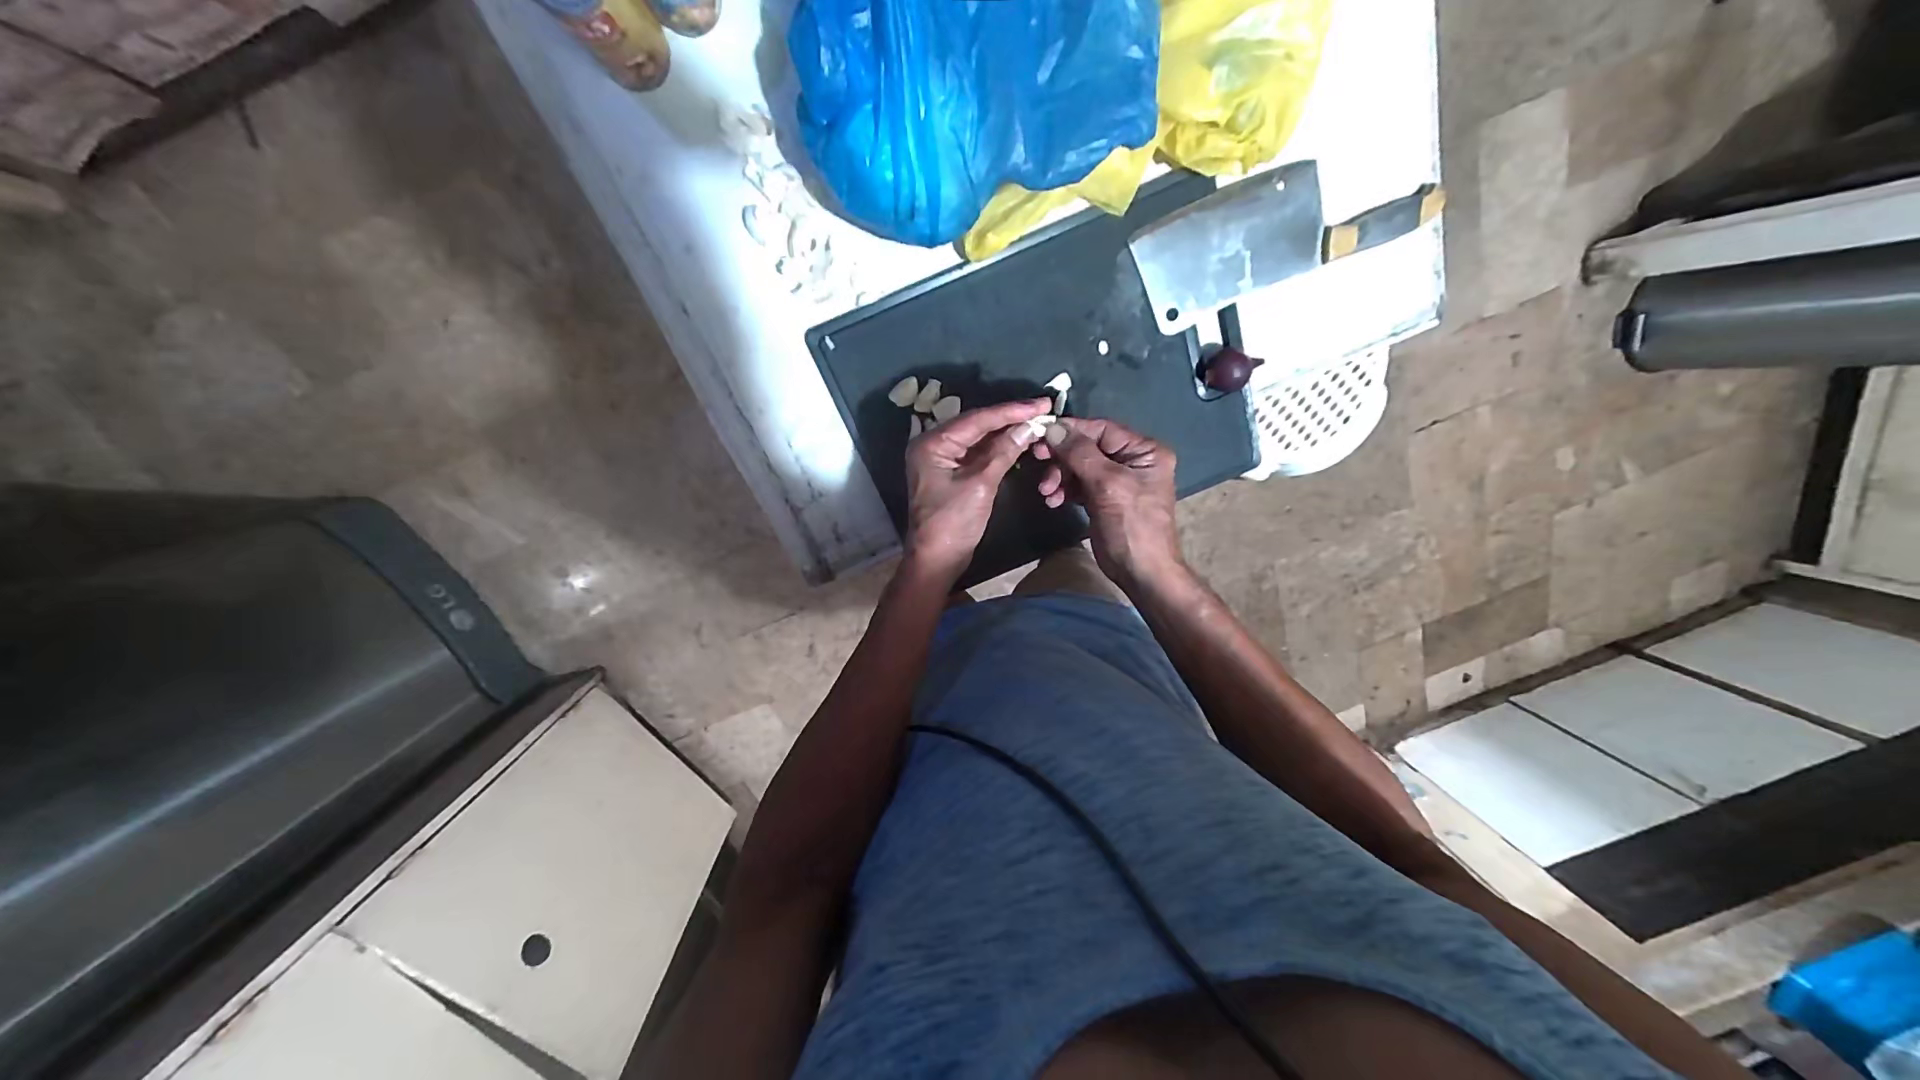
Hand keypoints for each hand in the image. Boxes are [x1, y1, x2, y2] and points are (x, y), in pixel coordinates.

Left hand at [904, 397, 1051, 581]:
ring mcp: (941, 459)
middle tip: (1042, 409)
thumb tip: (1029, 427)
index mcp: (933, 443)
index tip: (1041, 403)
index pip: (977, 419)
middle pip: (977, 424)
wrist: (936, 560)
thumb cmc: (953, 523)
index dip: (1011, 411)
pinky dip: (997, 448)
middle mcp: (933, 444)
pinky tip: (1019, 441)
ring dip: (1006, 432)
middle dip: (1010, 418)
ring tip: (1036, 422)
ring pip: (978, 437)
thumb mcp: (981, 485)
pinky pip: (976, 453)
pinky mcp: (950, 472)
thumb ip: (1004, 452)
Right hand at [1032, 416, 1183, 585]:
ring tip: (1047, 493)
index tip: (1041, 436)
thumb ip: (1080, 453)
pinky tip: (1054, 501)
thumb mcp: (1107, 484)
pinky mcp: (1104, 499)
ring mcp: (1118, 481)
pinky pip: (1079, 485)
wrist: (1141, 573)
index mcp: (1144, 451)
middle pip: (1088, 448)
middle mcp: (1133, 460)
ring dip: (1060, 477)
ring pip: (1080, 467)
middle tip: (1038, 463)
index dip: (1070, 431)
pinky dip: (1065, 490)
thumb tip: (1053, 427)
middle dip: (1062, 458)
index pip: (1101, 429)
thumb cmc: (1131, 526)